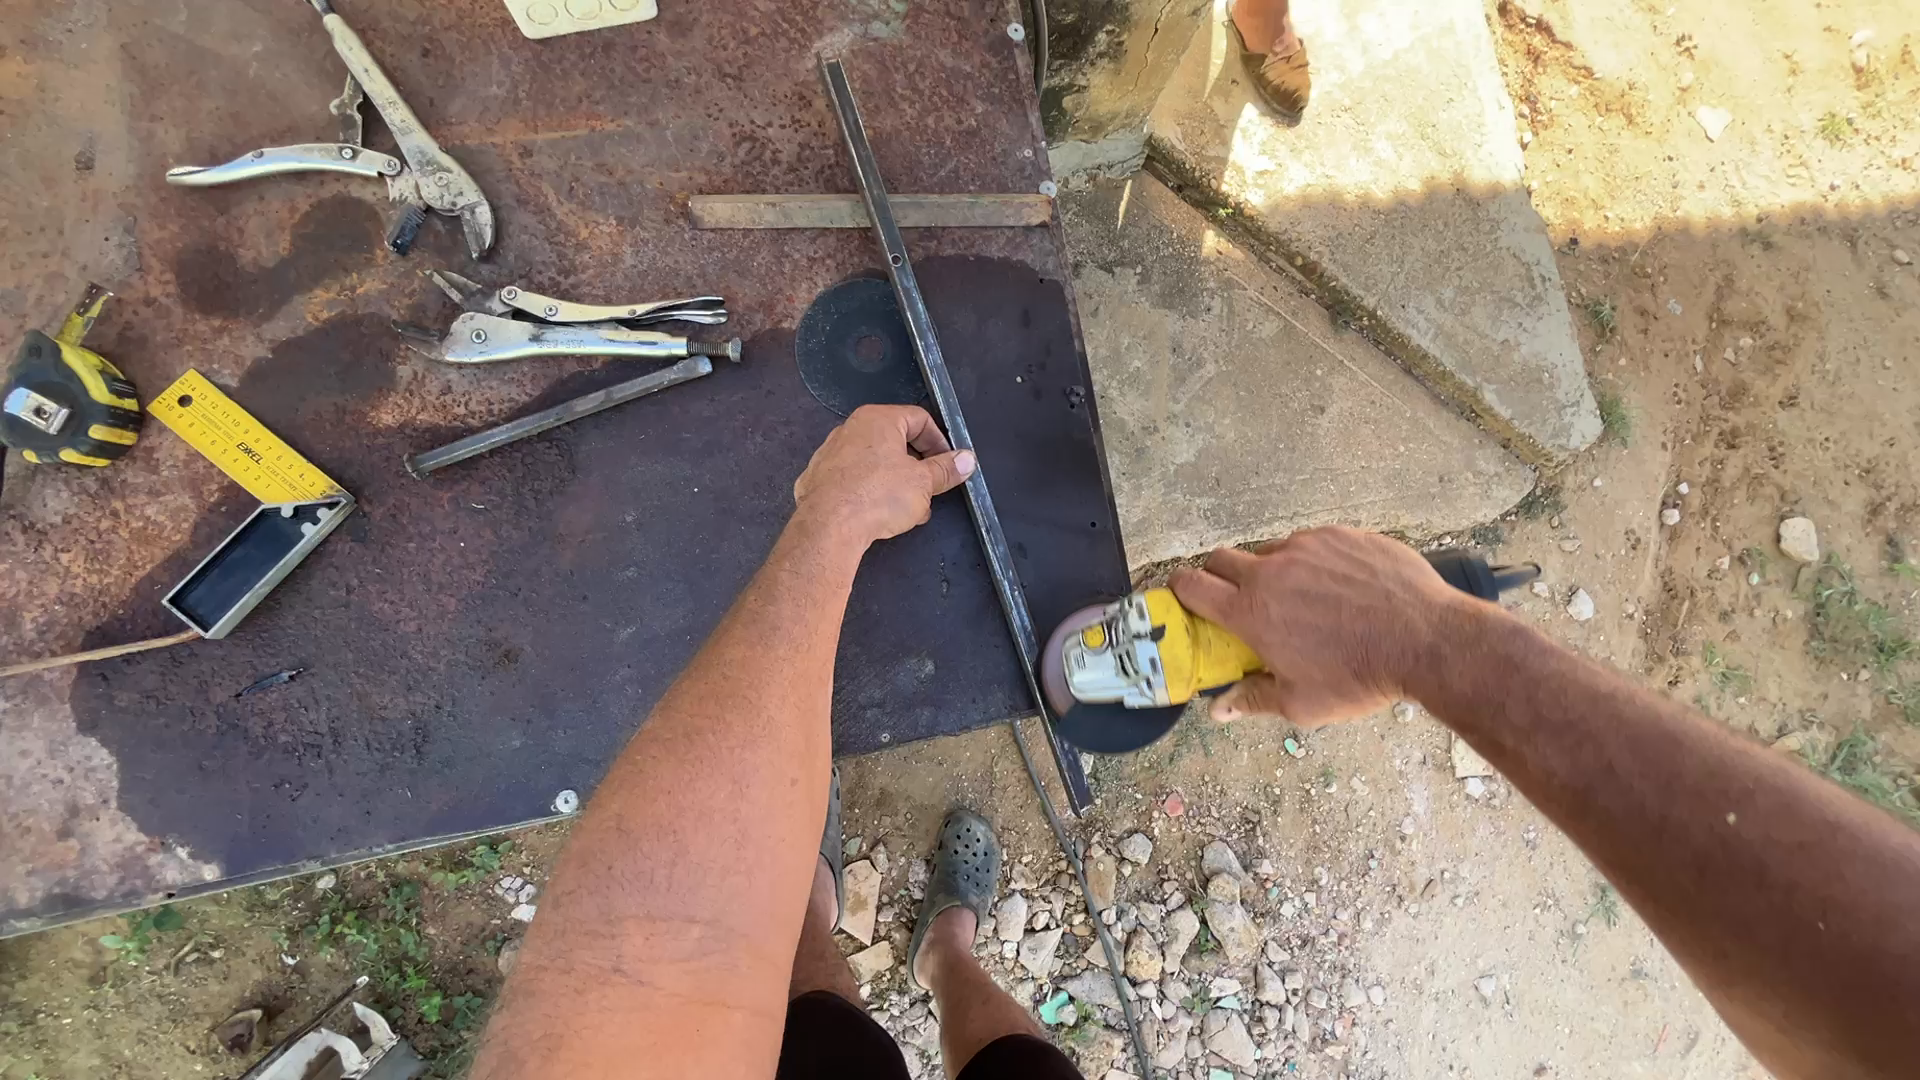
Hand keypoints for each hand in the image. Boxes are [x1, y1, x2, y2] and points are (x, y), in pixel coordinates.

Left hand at [792, 404, 974, 546]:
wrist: (828, 527)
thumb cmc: (875, 496)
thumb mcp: (923, 483)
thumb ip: (946, 469)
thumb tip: (965, 460)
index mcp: (878, 419)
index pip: (920, 418)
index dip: (940, 442)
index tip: (948, 464)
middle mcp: (851, 429)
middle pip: (895, 440)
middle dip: (917, 466)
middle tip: (930, 489)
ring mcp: (830, 453)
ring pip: (874, 462)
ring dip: (896, 482)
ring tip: (907, 509)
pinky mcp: (818, 479)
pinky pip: (853, 479)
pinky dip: (870, 492)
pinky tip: (878, 514)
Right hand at [1168, 527, 1466, 727]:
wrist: (1428, 641)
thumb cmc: (1360, 677)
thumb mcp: (1302, 703)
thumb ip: (1252, 699)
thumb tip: (1218, 711)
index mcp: (1250, 611)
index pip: (1191, 585)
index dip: (1180, 588)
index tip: (1184, 595)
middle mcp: (1269, 572)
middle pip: (1219, 558)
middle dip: (1219, 574)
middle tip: (1239, 596)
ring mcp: (1305, 547)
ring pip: (1269, 551)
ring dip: (1271, 570)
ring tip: (1302, 597)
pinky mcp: (1338, 535)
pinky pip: (1311, 543)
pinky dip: (1313, 562)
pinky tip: (1340, 586)